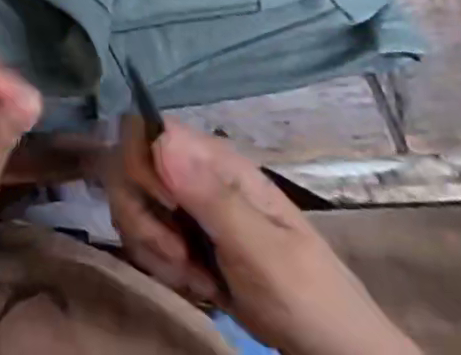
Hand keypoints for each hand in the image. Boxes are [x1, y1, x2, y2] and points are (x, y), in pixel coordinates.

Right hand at [106, 119, 420, 354]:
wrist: (332, 352)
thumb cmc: (307, 297)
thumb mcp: (264, 251)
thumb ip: (212, 197)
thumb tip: (161, 140)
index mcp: (217, 160)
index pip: (147, 130)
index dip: (140, 164)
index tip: (166, 208)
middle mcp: (194, 172)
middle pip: (128, 169)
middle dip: (143, 219)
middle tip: (180, 257)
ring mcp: (186, 204)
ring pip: (130, 205)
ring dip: (152, 249)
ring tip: (195, 278)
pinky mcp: (180, 235)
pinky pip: (141, 237)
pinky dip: (158, 265)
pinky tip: (194, 285)